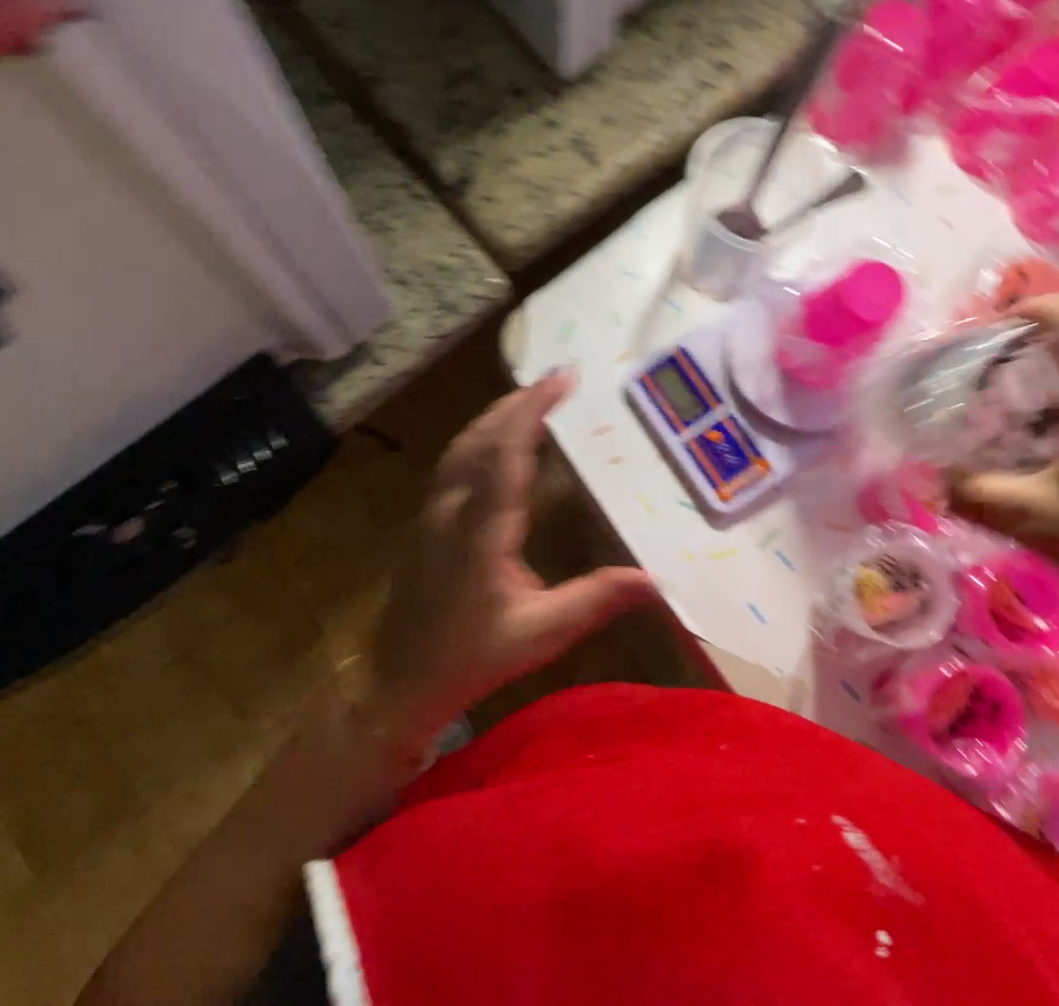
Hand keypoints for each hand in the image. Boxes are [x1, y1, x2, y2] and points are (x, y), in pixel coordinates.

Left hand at [370, 370, 658, 745]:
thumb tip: (656, 579)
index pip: (506, 452)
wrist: (402, 680)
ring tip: (530, 402)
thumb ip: (596, 600)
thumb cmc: (473, 658)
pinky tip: (495, 447)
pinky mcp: (425, 525)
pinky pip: (452, 465)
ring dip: (494, 418)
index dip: (533, 410)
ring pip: (461, 448)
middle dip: (517, 404)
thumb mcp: (542, 633)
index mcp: (481, 529)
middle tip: (555, 381)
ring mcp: (432, 515)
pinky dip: (478, 440)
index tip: (563, 379)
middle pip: (480, 438)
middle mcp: (452, 510)